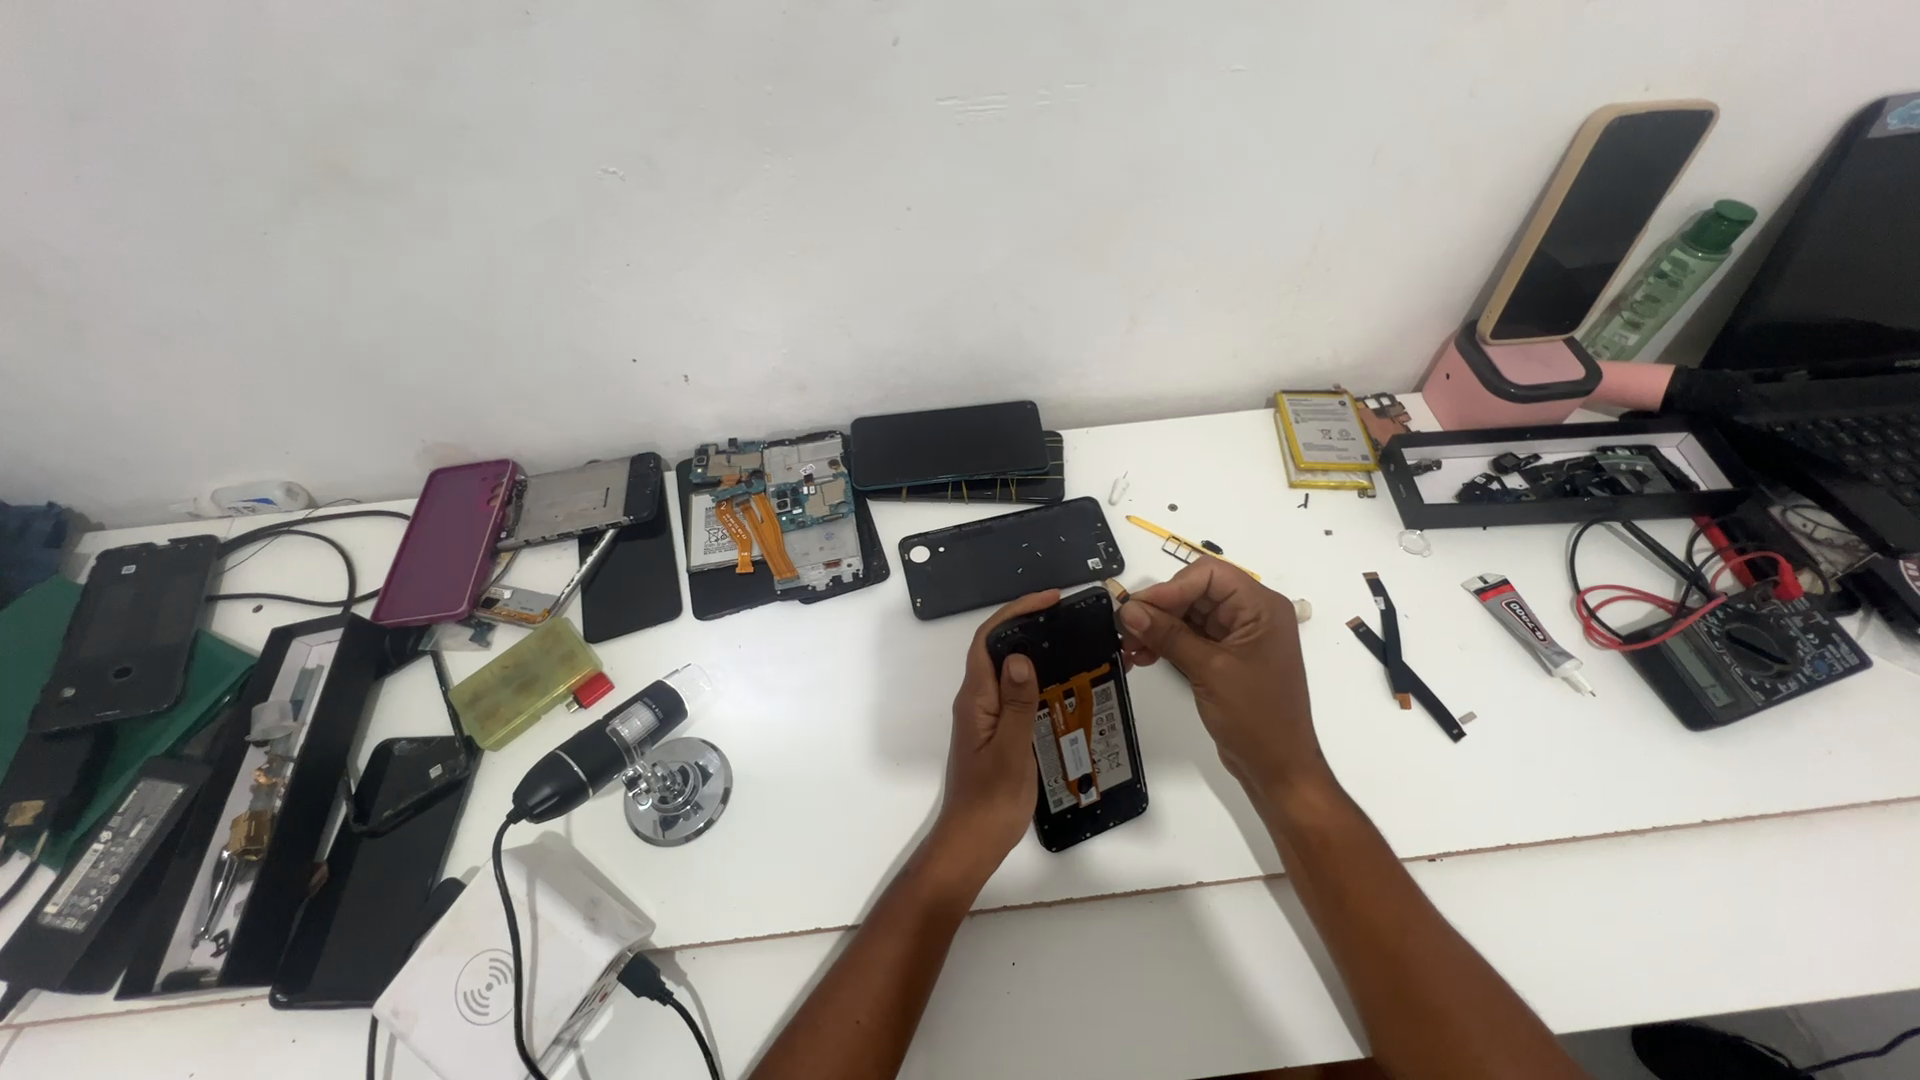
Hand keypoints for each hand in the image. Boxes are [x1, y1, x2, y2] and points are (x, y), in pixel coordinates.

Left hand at [923, 590, 1057, 887]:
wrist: (973, 842)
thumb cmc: (992, 800)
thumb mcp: (1010, 750)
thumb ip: (1017, 703)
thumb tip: (1021, 657)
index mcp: (976, 699)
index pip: (988, 640)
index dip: (1014, 613)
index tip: (1048, 600)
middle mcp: (977, 701)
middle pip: (997, 649)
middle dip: (1026, 625)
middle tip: (1065, 617)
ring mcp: (985, 716)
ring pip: (1007, 671)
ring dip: (1033, 651)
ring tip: (1069, 643)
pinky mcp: (996, 731)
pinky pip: (1015, 693)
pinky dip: (1036, 680)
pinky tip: (1062, 685)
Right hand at [1118, 560, 1326, 799]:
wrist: (1278, 766)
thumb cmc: (1256, 716)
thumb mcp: (1209, 670)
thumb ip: (1168, 635)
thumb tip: (1128, 611)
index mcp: (1261, 607)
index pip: (1209, 575)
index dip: (1170, 587)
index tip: (1137, 608)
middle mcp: (1252, 614)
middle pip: (1196, 591)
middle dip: (1159, 608)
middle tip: (1125, 629)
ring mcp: (1239, 635)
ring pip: (1189, 614)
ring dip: (1158, 626)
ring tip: (1129, 647)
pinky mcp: (1226, 655)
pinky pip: (1191, 636)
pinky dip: (1167, 642)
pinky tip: (1144, 656)